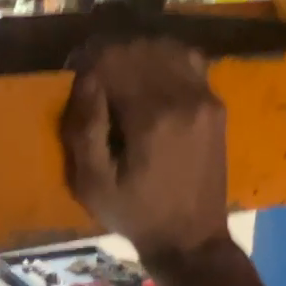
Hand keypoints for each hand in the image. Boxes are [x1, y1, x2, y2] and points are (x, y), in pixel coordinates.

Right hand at [59, 38, 228, 261]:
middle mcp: (184, 97)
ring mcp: (205, 97)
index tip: (70, 70)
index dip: (86, 59)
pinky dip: (163, 61)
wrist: (191, 238)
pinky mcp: (215, 104)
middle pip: (140, 47)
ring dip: (136, 54)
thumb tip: (86, 79)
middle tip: (88, 74)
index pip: (115, 59)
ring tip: (116, 74)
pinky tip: (147, 80)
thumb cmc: (134, 215)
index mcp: (152, 118)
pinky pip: (187, 62)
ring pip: (166, 48)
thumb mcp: (93, 184)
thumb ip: (84, 130)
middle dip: (109, 54)